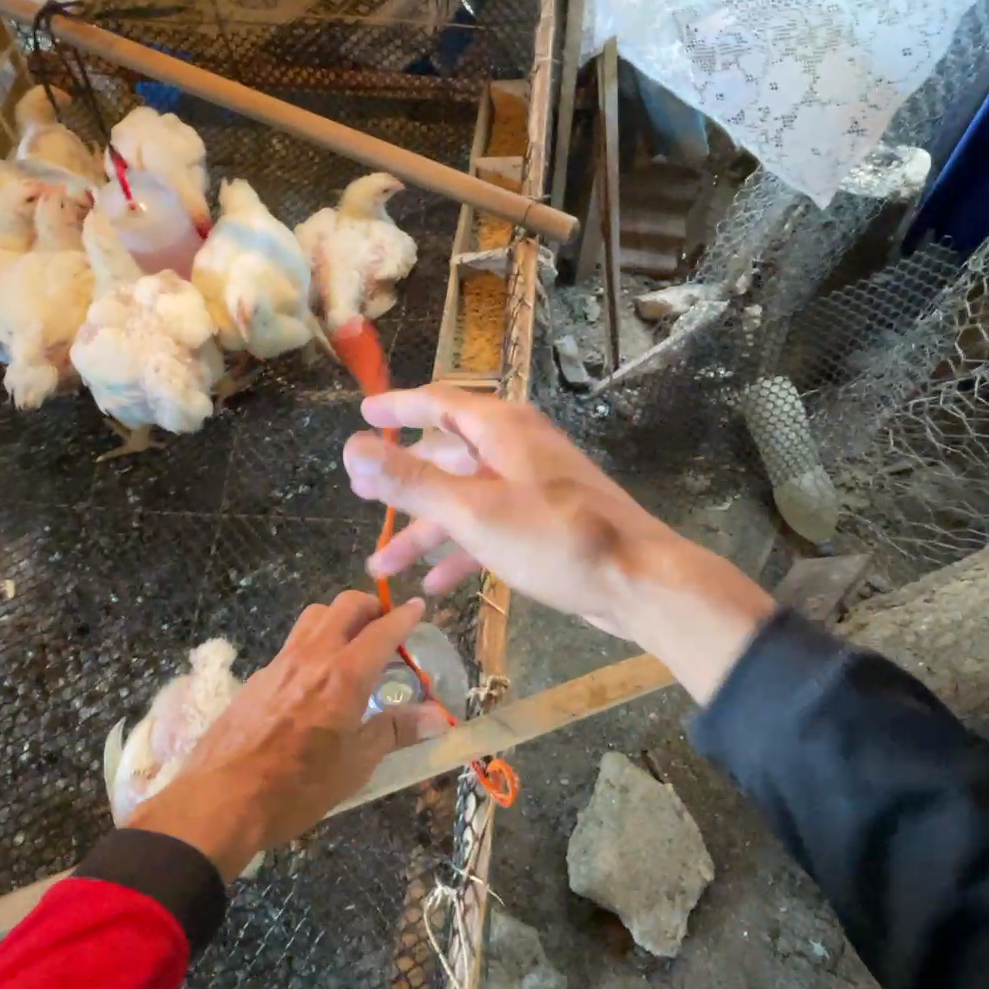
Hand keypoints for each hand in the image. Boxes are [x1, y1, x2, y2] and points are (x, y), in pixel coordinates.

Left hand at [125, 592, 447, 880]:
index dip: (405, 617)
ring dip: (340, 617)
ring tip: (352, 643)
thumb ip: (394, 732)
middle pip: (345, 605)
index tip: (418, 608)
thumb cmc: (297, 787)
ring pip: (315, 616)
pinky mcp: (258, 677)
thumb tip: (433, 717)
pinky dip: (314, 643)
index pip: (382, 630)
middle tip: (386, 625)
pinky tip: (316, 676)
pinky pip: (293, 643)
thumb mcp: (356, 765)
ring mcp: (280, 663)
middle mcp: (313, 656)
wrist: (220, 800)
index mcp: (344, 676)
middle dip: (372, 606)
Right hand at [343, 384, 680, 635]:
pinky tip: (435, 585)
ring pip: (464, 500)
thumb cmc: (554, 538)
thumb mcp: (471, 511)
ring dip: (424, 532)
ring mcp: (532, 486)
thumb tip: (351, 446)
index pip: (438, 403)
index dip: (397, 408)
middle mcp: (516, 449)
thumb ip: (410, 481)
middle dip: (403, 481)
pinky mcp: (544, 522)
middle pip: (447, 455)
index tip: (364, 414)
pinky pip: (490, 527)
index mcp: (500, 430)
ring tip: (383, 565)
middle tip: (360, 495)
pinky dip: (461, 551)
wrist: (636, 581)